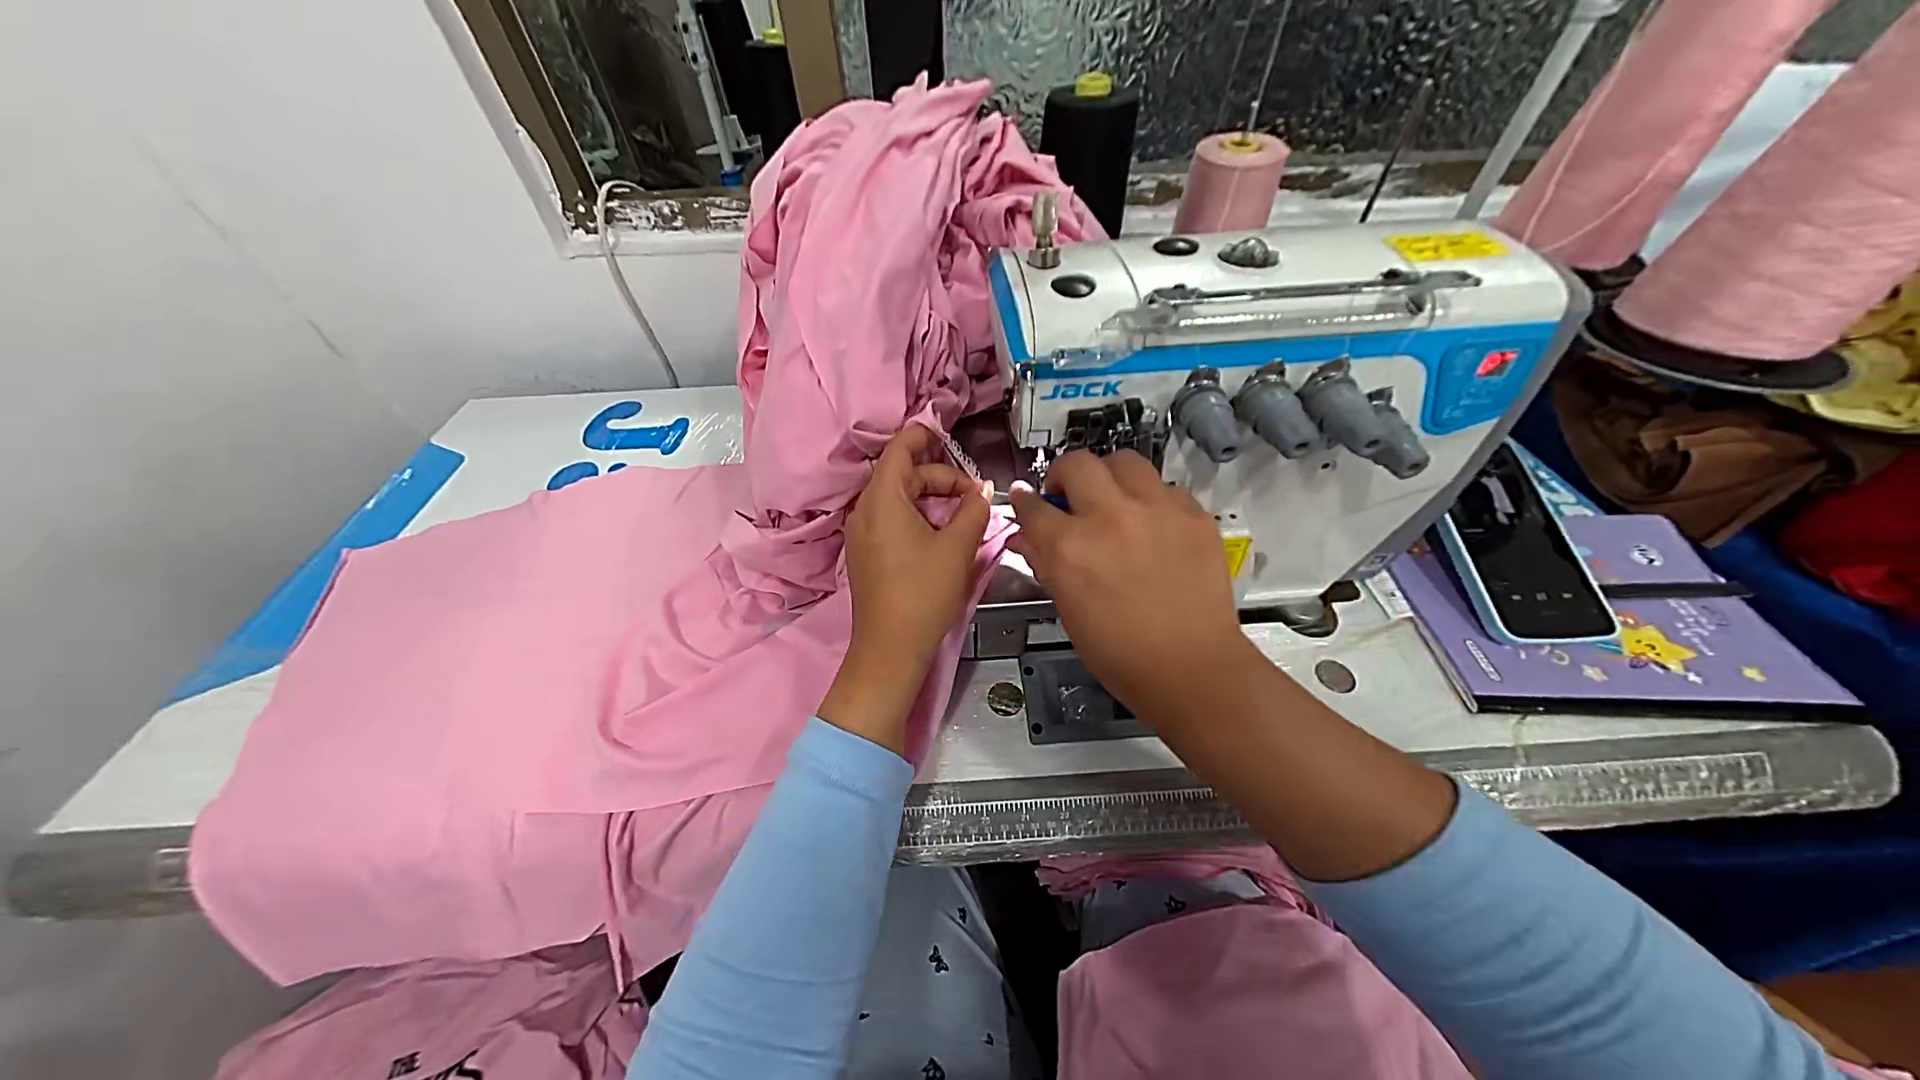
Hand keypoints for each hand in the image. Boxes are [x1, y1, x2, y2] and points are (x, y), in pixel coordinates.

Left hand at [819, 425, 991, 753]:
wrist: (889, 648)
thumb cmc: (922, 594)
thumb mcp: (958, 547)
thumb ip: (974, 510)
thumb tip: (983, 490)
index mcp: (882, 500)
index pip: (900, 448)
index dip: (925, 435)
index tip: (951, 437)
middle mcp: (865, 510)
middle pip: (904, 474)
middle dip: (941, 477)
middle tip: (974, 496)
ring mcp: (863, 533)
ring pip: (899, 498)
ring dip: (932, 499)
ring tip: (964, 515)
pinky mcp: (867, 552)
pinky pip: (892, 519)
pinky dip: (918, 516)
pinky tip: (942, 534)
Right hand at [1009, 450, 1256, 727]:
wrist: (1191, 667)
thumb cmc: (1121, 652)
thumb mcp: (1068, 610)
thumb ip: (1045, 564)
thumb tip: (1028, 539)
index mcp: (1070, 548)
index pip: (1033, 505)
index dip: (1024, 500)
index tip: (1026, 498)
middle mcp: (1111, 518)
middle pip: (1077, 464)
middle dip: (1065, 475)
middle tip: (1068, 494)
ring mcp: (1157, 511)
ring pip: (1124, 461)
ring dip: (1109, 475)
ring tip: (1112, 497)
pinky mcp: (1194, 516)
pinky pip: (1166, 487)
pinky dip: (1151, 498)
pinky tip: (1151, 522)